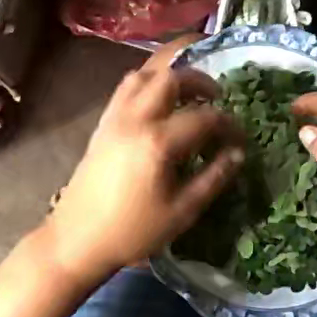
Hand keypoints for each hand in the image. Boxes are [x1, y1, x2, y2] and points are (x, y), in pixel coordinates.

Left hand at [41, 40, 243, 281]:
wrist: (77, 241)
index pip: (205, 117)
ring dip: (170, 77)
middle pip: (170, 78)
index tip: (240, 141)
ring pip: (143, 75)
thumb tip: (238, 154)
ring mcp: (114, 119)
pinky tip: (160, 107)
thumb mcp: (183, 211)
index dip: (229, 125)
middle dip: (199, 81)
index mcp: (158, 142)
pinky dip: (148, 86)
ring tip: (188, 95)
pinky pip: (126, 90)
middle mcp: (135, 120)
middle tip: (216, 98)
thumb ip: (214, 177)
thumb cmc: (134, 231)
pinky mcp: (102, 126)